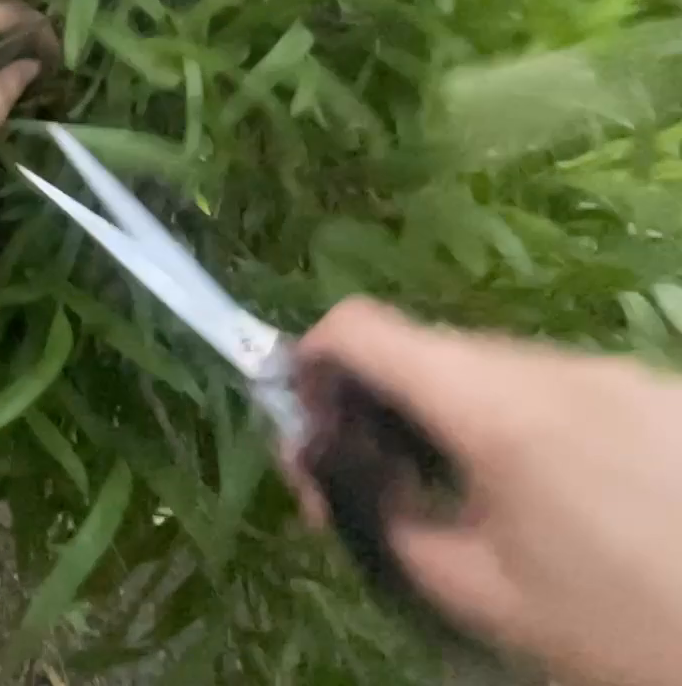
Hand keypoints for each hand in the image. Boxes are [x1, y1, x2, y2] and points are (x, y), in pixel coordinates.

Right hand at [296, 299, 681, 685]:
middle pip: (415, 350)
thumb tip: (322, 464)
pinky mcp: (657, 395)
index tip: (307, 415)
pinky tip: (537, 488)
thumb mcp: (473, 589)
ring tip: (457, 487)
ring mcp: (616, 376)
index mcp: (497, 406)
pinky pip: (541, 383)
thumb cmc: (628, 626)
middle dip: (371, 403)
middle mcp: (555, 369)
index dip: (308, 358)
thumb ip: (372, 514)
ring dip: (438, 411)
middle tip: (371, 474)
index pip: (358, 327)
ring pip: (476, 365)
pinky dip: (503, 418)